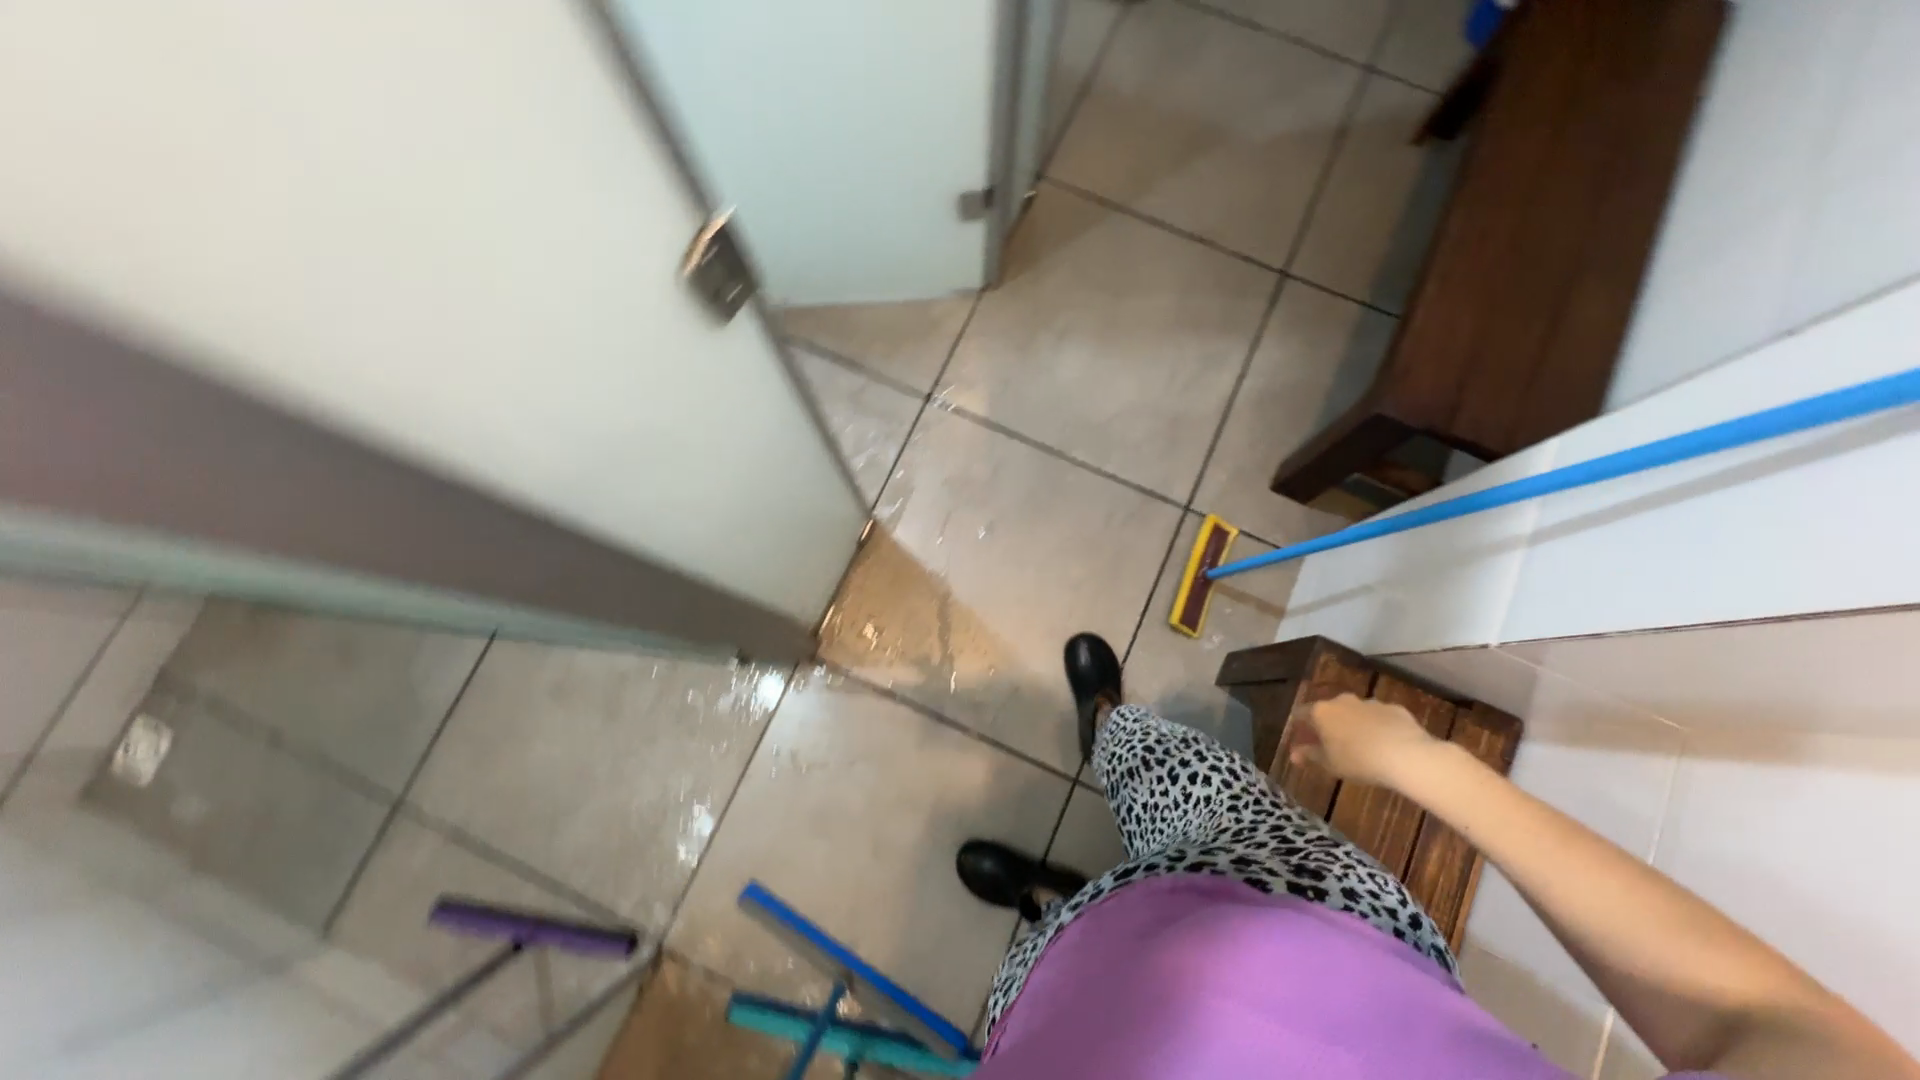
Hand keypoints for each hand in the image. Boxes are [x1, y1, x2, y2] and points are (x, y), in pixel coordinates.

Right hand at [1291, 693, 1441, 787]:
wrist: (1405, 755)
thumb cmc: (1358, 760)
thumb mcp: (1329, 763)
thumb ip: (1310, 755)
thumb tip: (1294, 754)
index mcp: (1322, 712)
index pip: (1301, 713)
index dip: (1299, 725)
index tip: (1300, 737)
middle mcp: (1343, 701)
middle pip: (1329, 710)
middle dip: (1328, 724)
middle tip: (1331, 743)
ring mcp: (1370, 703)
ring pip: (1356, 712)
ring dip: (1354, 724)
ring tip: (1361, 745)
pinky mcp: (1394, 709)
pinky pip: (1380, 717)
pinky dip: (1378, 727)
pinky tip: (1385, 743)